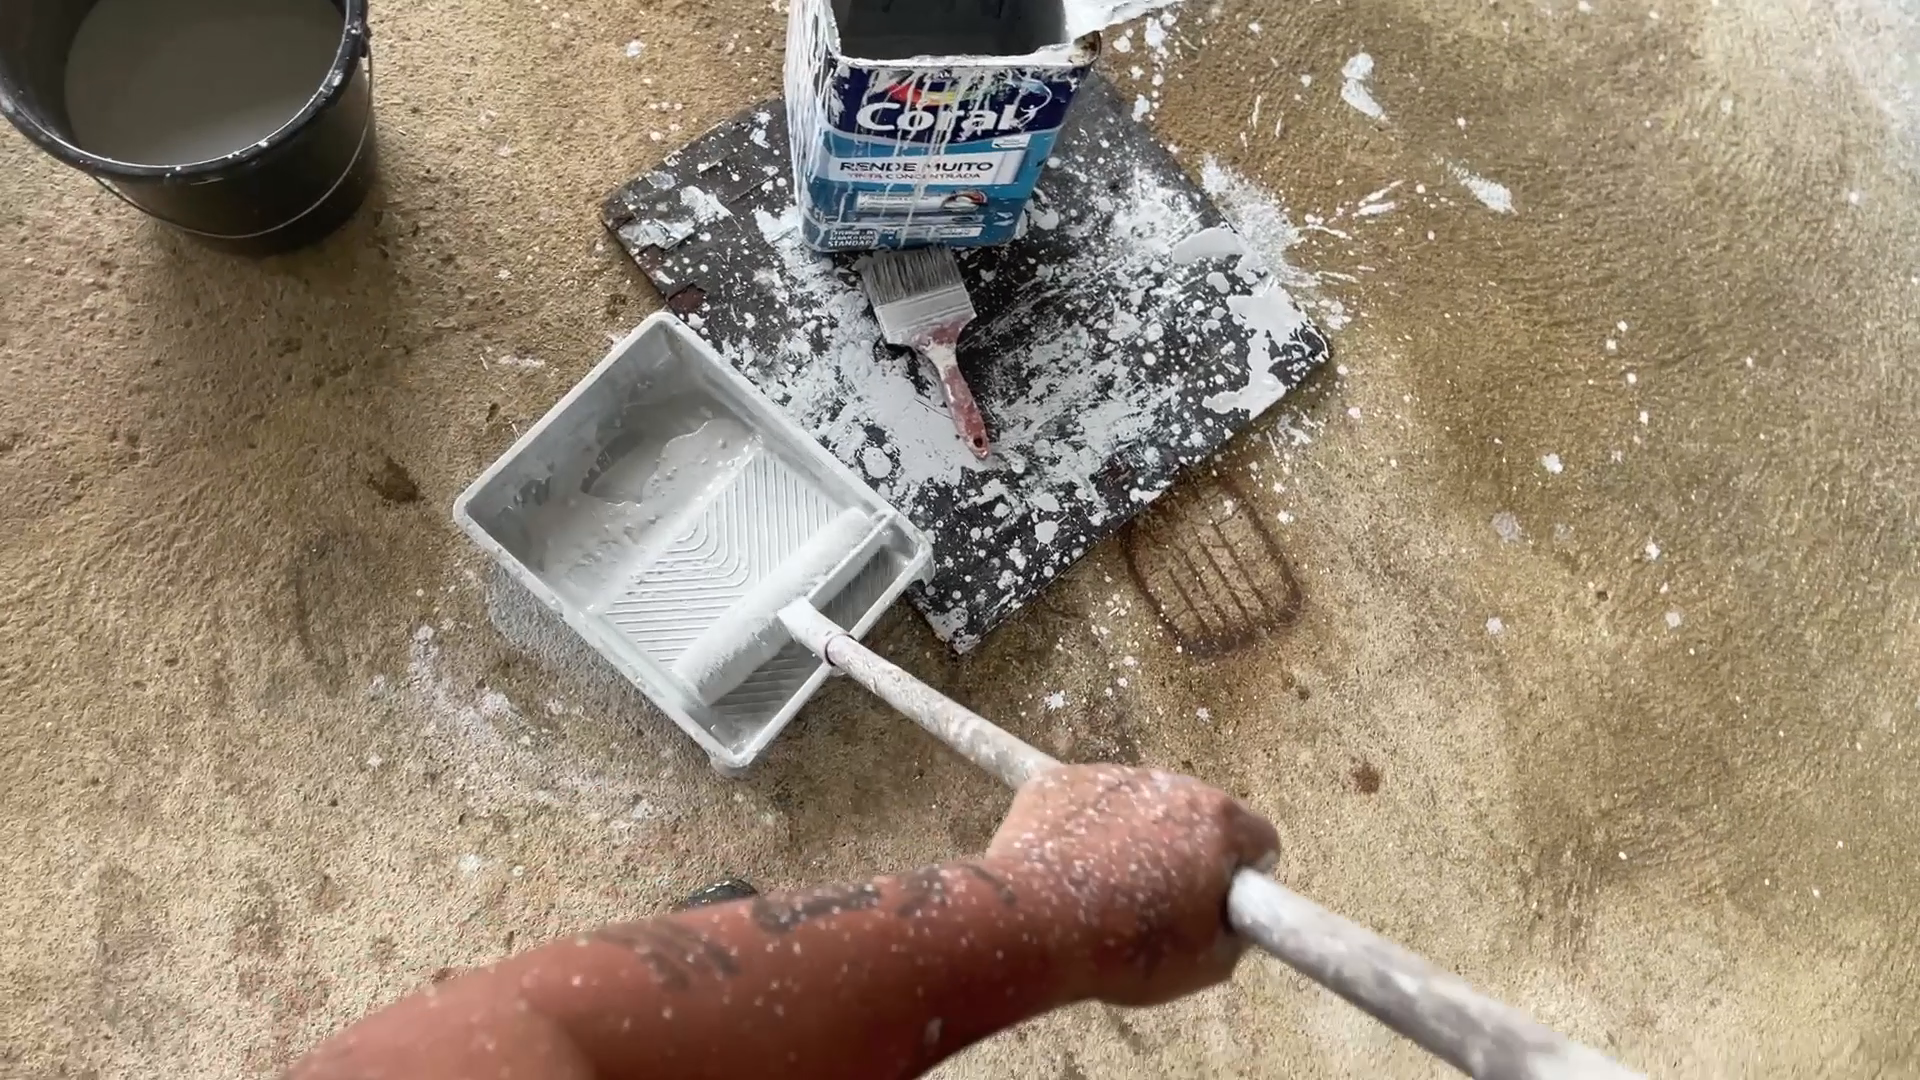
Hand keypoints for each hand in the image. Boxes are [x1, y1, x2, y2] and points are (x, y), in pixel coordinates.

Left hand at [985, 764, 1278, 1006]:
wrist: (1035, 920)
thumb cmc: (1127, 946)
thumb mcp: (1211, 962)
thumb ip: (1235, 925)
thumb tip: (1231, 912)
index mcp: (1216, 819)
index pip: (1258, 838)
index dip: (1244, 876)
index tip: (1219, 902)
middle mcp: (1168, 782)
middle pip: (1196, 814)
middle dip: (1188, 849)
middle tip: (1159, 899)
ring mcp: (1110, 774)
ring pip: (1138, 804)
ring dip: (1134, 834)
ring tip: (1105, 887)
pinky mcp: (1061, 778)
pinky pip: (1087, 800)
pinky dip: (1085, 825)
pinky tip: (1069, 867)